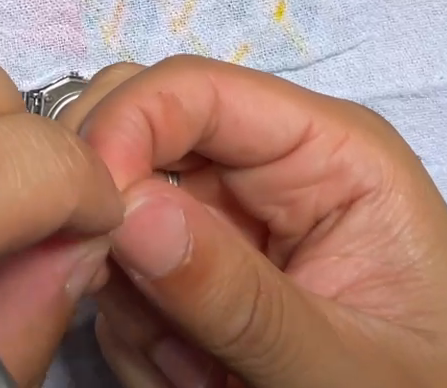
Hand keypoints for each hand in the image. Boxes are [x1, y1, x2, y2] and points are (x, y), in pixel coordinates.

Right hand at [52, 58, 446, 387]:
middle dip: (115, 210)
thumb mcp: (355, 376)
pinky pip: (117, 260)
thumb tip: (127, 209)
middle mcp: (262, 163)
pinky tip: (190, 376)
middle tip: (129, 300)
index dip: (127, 127)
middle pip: (135, 123)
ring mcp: (221, 211)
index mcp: (326, 150)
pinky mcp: (192, 258)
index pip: (194, 88)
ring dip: (128, 289)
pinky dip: (131, 322)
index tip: (92, 213)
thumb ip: (244, 300)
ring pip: (114, 199)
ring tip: (196, 374)